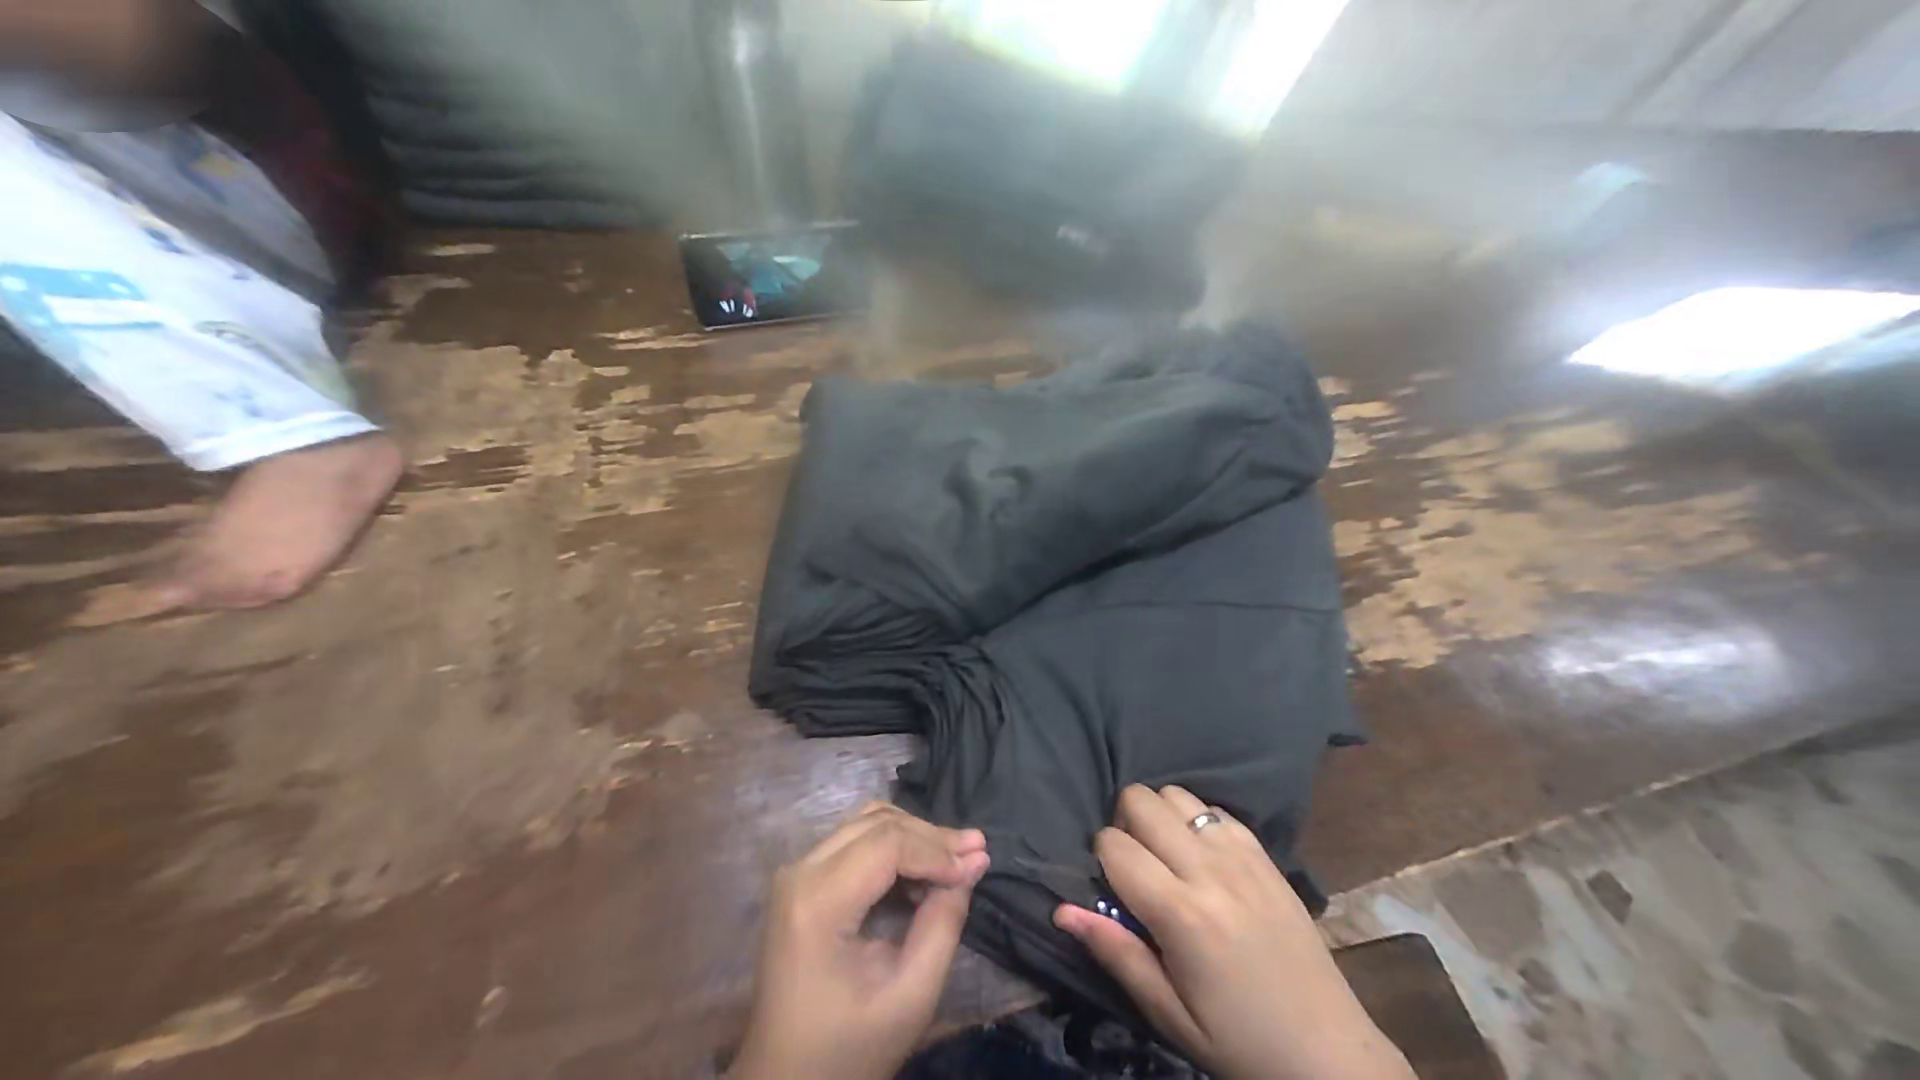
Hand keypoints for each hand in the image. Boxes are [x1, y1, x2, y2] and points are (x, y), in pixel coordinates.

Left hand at [730, 802, 989, 1079]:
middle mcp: (800, 872)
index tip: (976, 867)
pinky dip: (894, 846)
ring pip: (867, 823)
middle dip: (932, 836)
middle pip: (877, 824)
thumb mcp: (909, 996)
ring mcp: (797, 873)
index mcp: (817, 901)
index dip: (936, 849)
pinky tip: (923, 869)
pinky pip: (854, 840)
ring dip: (915, 835)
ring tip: (957, 857)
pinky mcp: (802, 880)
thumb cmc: (847, 1048)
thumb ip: (942, 925)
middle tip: (977, 851)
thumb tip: (973, 865)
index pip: (887, 843)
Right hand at [1054, 785, 1413, 1079]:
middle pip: (1141, 800)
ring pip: (1176, 794)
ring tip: (1165, 856)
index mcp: (1181, 914)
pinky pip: (1214, 810)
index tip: (1112, 888)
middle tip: (1135, 865)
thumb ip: (1116, 953)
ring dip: (1159, 816)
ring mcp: (1242, 856)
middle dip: (1123, 824)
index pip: (1114, 845)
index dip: (1101, 859)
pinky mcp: (1265, 855)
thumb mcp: (1168, 1014)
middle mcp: (1209, 870)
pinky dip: (1195, 821)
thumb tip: (1061, 910)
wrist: (1329, 1053)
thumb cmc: (1238, 1041)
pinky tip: (1201, 857)